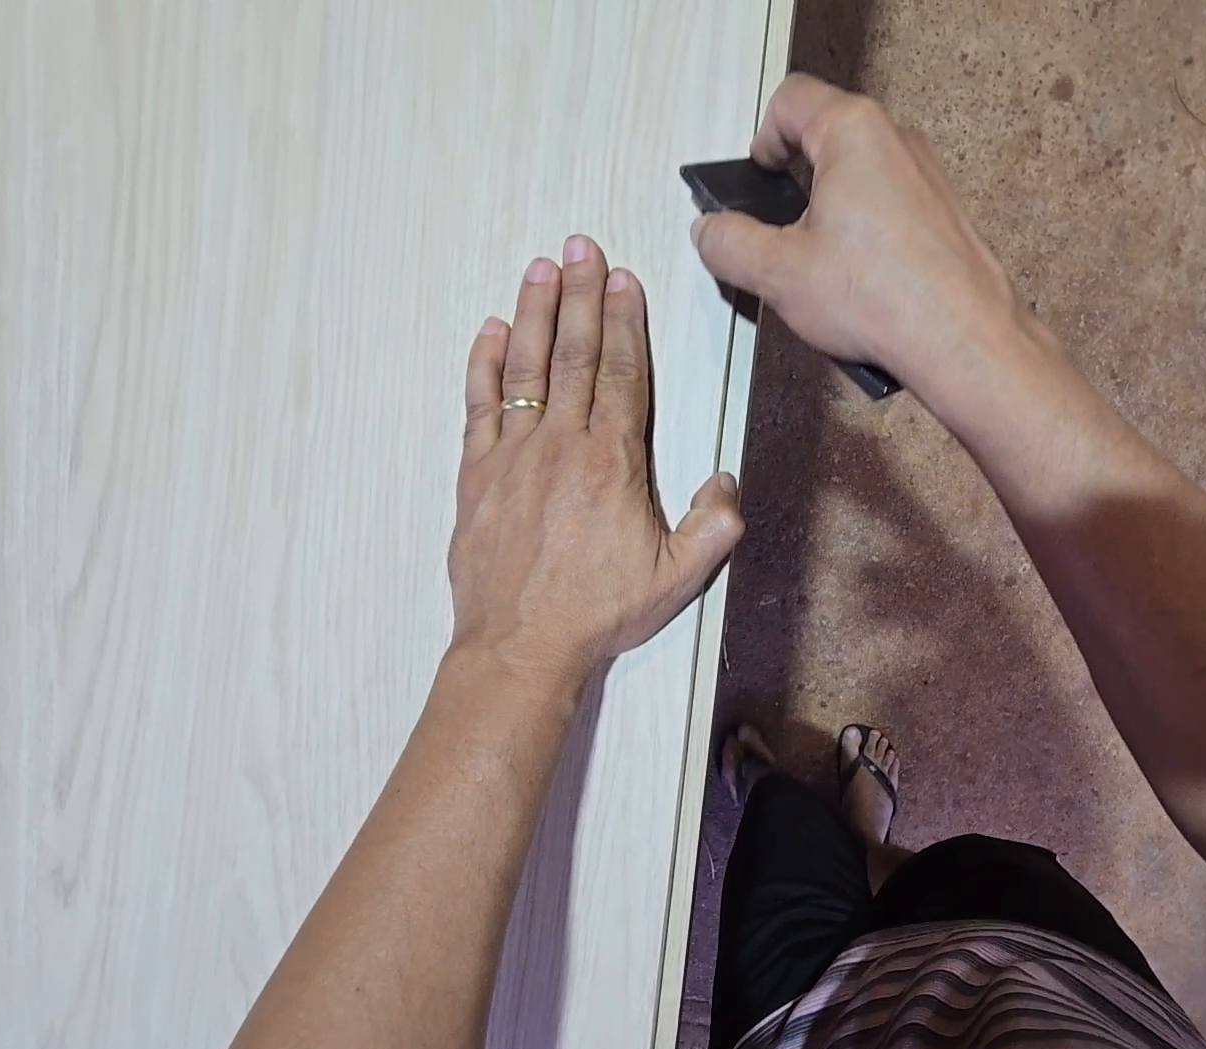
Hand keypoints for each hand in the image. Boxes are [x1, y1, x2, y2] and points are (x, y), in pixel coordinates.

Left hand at [448, 236, 743, 682]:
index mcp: (614, 461)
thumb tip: (726, 478)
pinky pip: (481, 405)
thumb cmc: (600, 610)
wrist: (522, 644)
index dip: (625, 321)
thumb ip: (714, 524)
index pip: (624, 373)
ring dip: (535, 313)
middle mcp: (563, 444)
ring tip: (540, 269)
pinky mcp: (479, 474)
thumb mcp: (679, 576)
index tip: (622, 279)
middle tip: (580, 246)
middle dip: (581, 295)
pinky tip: (490, 333)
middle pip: (576, 354)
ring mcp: (515, 454)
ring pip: (527, 367)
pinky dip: (485, 365)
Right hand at [689, 74, 1024, 383]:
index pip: (789, 101)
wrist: (960, 341)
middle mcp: (897, 144)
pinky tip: (855, 293)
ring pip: (857, 186)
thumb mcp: (779, 274)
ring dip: (828, 224)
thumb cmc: (887, 298)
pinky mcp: (942, 220)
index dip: (760, 141)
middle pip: (825, 144)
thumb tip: (710, 234)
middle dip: (793, 192)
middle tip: (778, 238)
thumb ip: (731, 245)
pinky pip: (887, 219)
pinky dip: (862, 247)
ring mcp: (925, 182)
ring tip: (817, 277)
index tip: (754, 181)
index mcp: (854, 133)